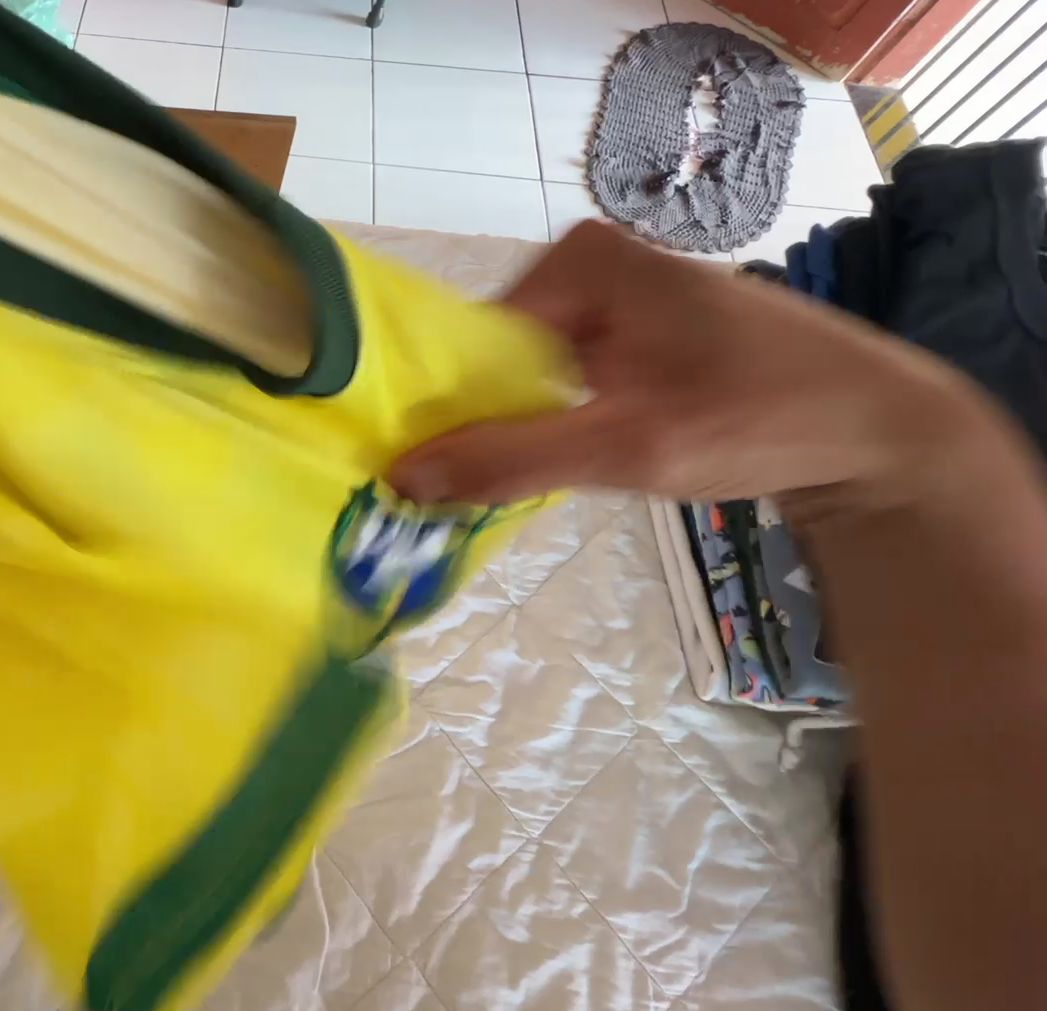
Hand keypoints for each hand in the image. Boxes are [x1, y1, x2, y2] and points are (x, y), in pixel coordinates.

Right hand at [386, 221, 1002, 518]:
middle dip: (476, 417)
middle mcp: (585, 262)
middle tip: (471, 481)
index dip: (443, 406)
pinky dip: (539, 416)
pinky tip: (551, 451)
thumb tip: (398, 475)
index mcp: (579, 262)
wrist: (879, 428)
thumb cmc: (760, 421)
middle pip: (488, 353)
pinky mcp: (624, 324)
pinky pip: (548, 372)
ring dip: (505, 422)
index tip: (430, 466)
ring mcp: (606, 293)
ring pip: (515, 367)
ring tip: (508, 472)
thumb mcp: (625, 448)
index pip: (466, 340)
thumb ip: (507, 460)